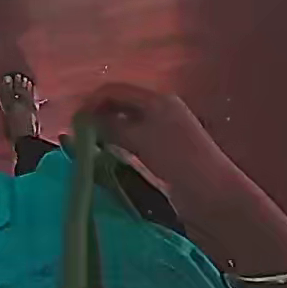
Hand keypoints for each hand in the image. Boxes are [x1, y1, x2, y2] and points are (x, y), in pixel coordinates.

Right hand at [78, 83, 254, 207]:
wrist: (214, 197)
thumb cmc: (179, 161)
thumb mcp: (141, 139)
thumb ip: (111, 127)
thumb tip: (83, 121)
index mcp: (158, 100)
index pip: (115, 90)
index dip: (91, 102)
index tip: (72, 122)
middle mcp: (159, 110)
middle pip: (119, 104)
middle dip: (96, 115)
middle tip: (74, 135)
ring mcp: (162, 131)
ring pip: (124, 124)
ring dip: (104, 131)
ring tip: (84, 146)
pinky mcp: (162, 152)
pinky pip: (130, 141)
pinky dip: (114, 144)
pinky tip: (104, 156)